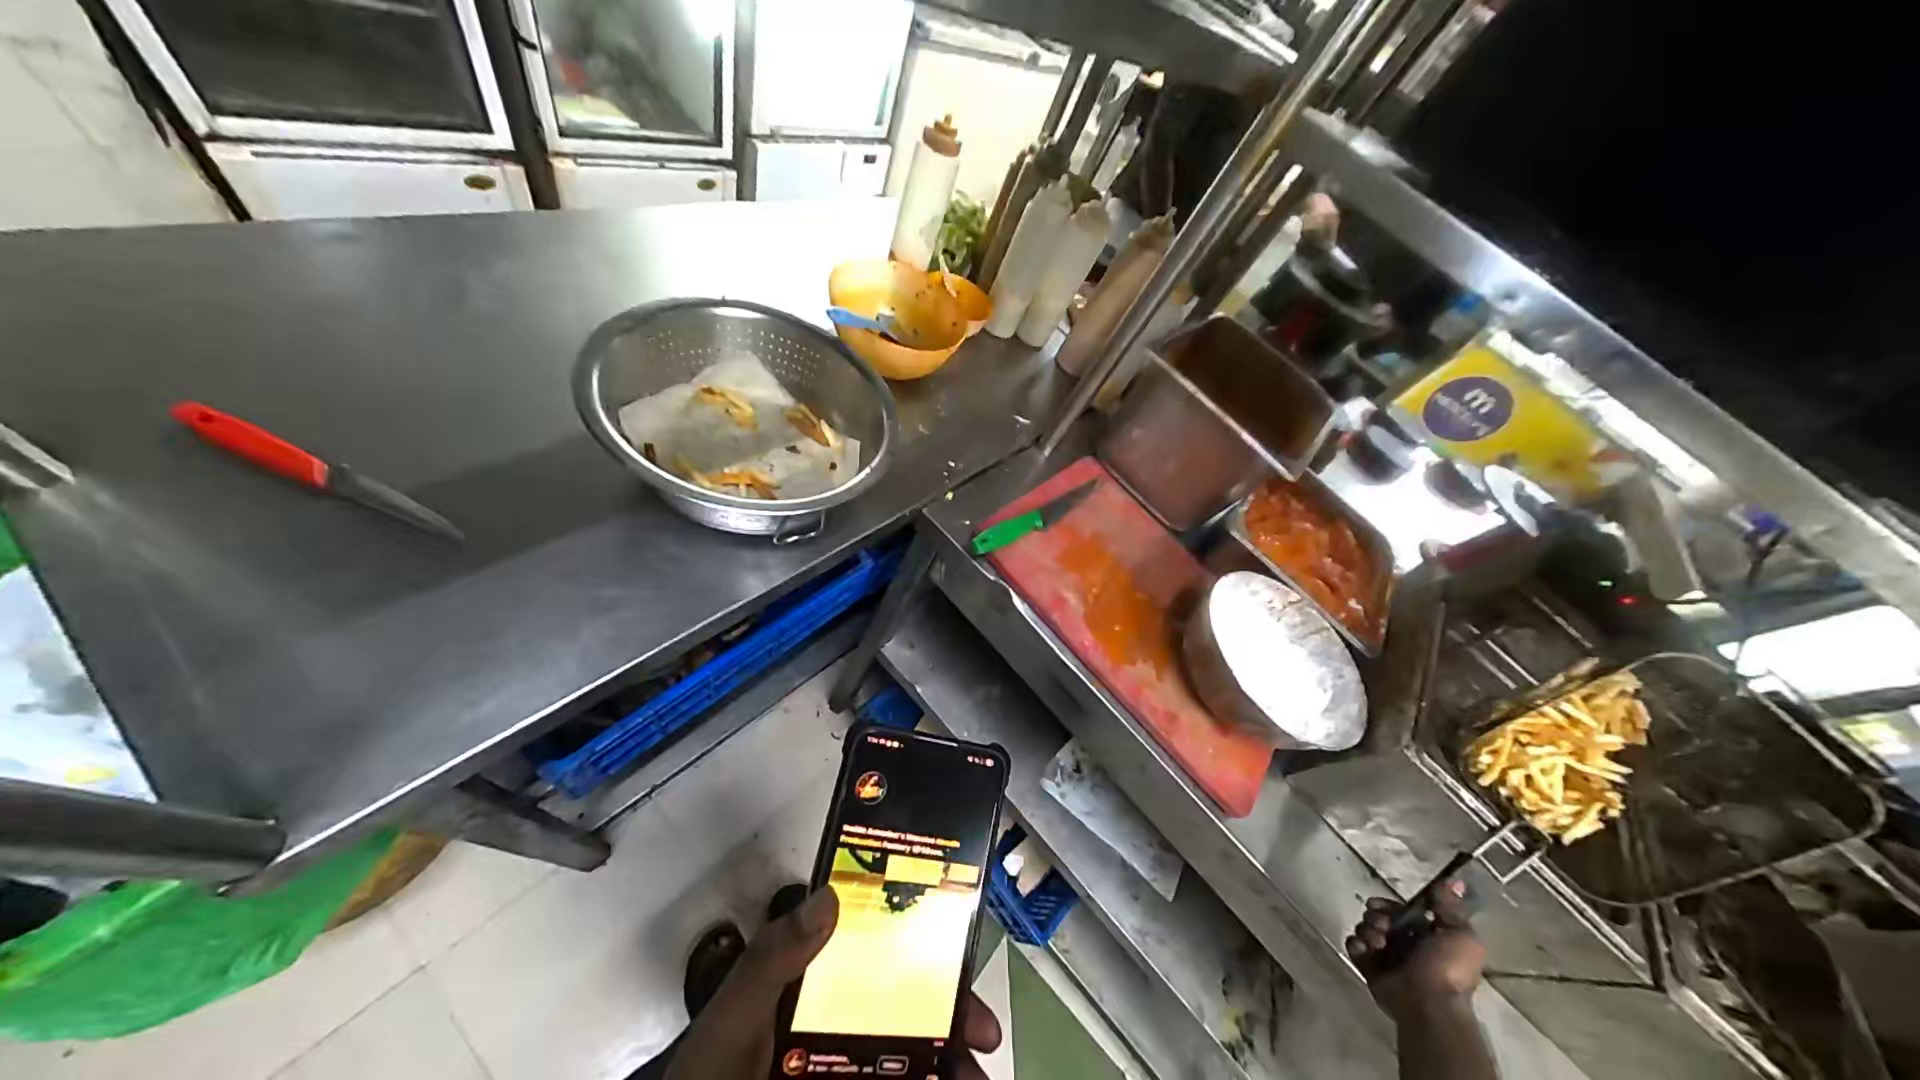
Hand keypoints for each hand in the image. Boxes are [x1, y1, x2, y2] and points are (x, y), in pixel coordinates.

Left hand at [665, 887, 1003, 1079]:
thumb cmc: (709, 1068)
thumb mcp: (736, 1009)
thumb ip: (775, 955)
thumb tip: (832, 893)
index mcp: (822, 980)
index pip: (885, 953)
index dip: (929, 955)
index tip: (960, 962)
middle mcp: (841, 1019)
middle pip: (912, 1008)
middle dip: (954, 1018)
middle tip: (984, 1038)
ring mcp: (846, 1063)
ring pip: (911, 1053)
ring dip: (949, 1061)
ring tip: (973, 1079)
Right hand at [1344, 880, 1484, 1022]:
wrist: (1429, 1002)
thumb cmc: (1446, 968)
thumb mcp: (1459, 935)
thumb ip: (1450, 908)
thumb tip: (1455, 881)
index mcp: (1426, 936)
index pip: (1400, 910)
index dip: (1390, 904)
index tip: (1381, 904)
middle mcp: (1405, 944)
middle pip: (1379, 916)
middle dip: (1376, 916)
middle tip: (1381, 926)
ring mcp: (1385, 956)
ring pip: (1365, 928)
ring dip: (1367, 930)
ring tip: (1377, 942)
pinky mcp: (1369, 968)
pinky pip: (1354, 947)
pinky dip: (1356, 945)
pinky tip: (1365, 949)